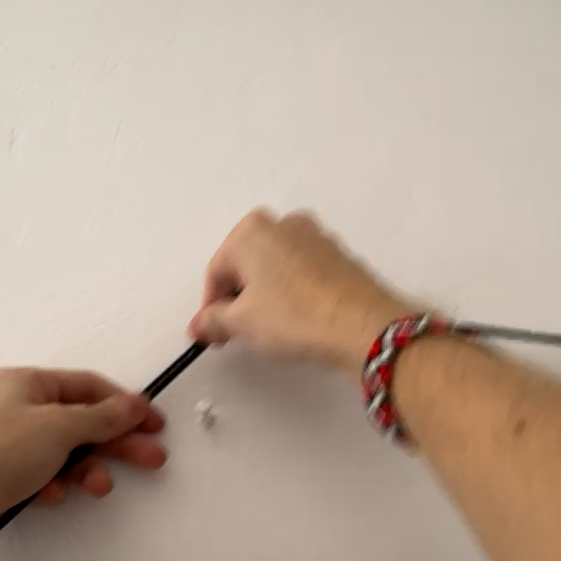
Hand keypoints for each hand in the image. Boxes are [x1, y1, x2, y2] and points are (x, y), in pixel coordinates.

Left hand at [0, 368, 166, 560]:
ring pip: (63, 453)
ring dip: (87, 468)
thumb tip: (135, 403)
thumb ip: (101, 417)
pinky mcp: (0, 481)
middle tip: (151, 457)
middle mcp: (17, 410)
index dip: (124, 404)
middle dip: (117, 440)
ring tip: (99, 486)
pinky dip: (56, 485)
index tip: (153, 424)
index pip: (88, 387)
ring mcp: (7, 447)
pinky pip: (42, 477)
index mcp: (27, 384)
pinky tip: (54, 497)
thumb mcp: (56, 427)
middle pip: (81, 421)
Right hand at [190, 209, 412, 373]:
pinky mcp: (341, 257)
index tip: (213, 336)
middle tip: (237, 334)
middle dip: (238, 299)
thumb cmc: (292, 316)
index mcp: (252, 230)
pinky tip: (298, 320)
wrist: (362, 325)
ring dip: (266, 295)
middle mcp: (284, 223)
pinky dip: (293, 294)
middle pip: (247, 265)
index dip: (210, 307)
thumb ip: (214, 320)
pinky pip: (304, 274)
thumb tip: (198, 324)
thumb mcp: (242, 323)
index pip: (217, 272)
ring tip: (269, 330)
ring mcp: (317, 237)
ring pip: (277, 268)